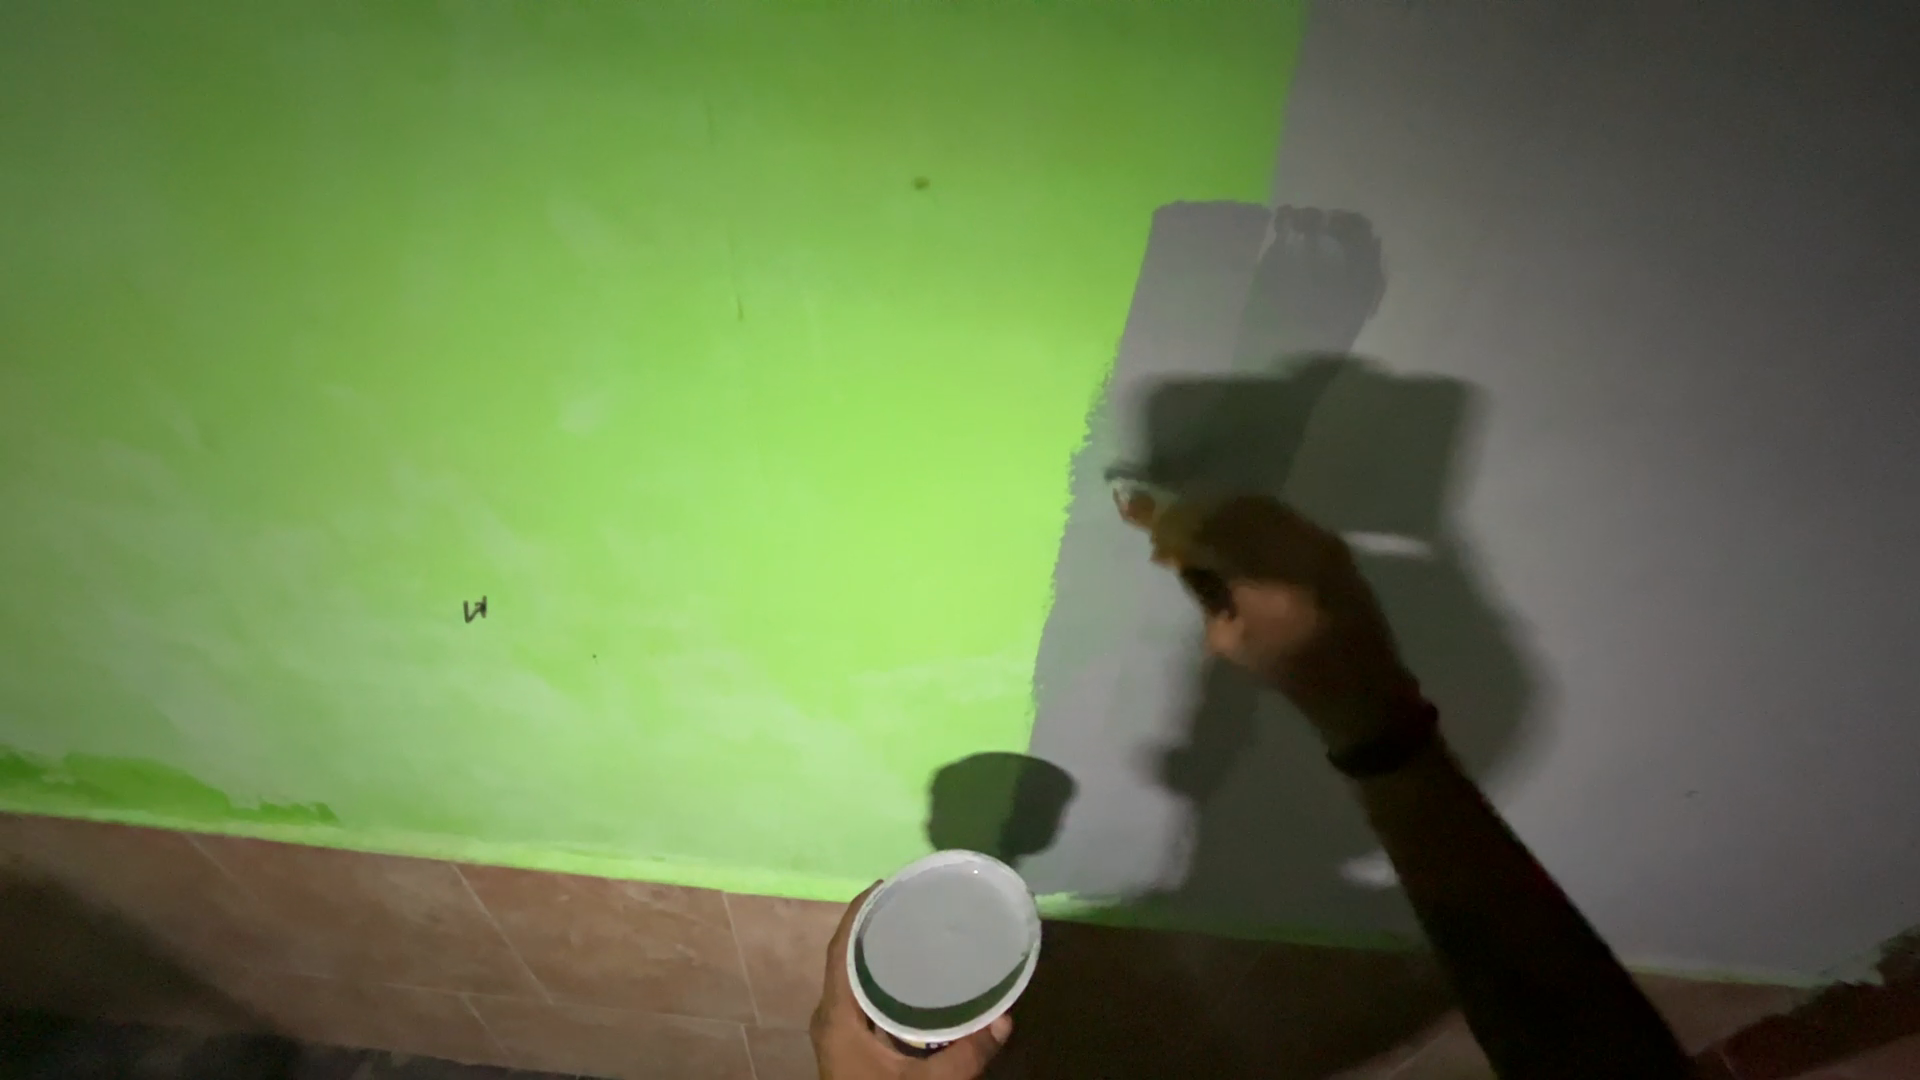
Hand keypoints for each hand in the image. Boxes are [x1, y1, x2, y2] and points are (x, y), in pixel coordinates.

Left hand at [810, 884, 1013, 1079]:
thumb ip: (965, 1056)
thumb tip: (1005, 1017)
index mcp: (837, 1016)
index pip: (839, 947)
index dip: (859, 910)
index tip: (887, 883)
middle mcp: (832, 1018)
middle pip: (847, 956)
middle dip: (877, 926)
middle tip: (915, 902)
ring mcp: (839, 1034)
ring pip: (855, 978)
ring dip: (879, 951)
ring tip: (918, 927)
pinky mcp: (852, 1048)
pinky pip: (863, 997)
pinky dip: (883, 977)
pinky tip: (915, 977)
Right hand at [1120, 489, 1422, 754]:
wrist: (1359, 683)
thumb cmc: (1285, 669)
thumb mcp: (1227, 638)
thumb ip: (1202, 589)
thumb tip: (1175, 553)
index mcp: (1262, 580)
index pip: (1203, 534)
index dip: (1167, 520)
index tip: (1130, 504)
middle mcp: (1292, 548)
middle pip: (1227, 510)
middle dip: (1192, 514)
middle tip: (1166, 528)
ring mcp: (1315, 539)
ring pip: (1253, 506)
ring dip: (1219, 512)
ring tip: (1197, 528)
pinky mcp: (1328, 540)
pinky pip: (1277, 514)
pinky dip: (1246, 516)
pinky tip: (1231, 530)